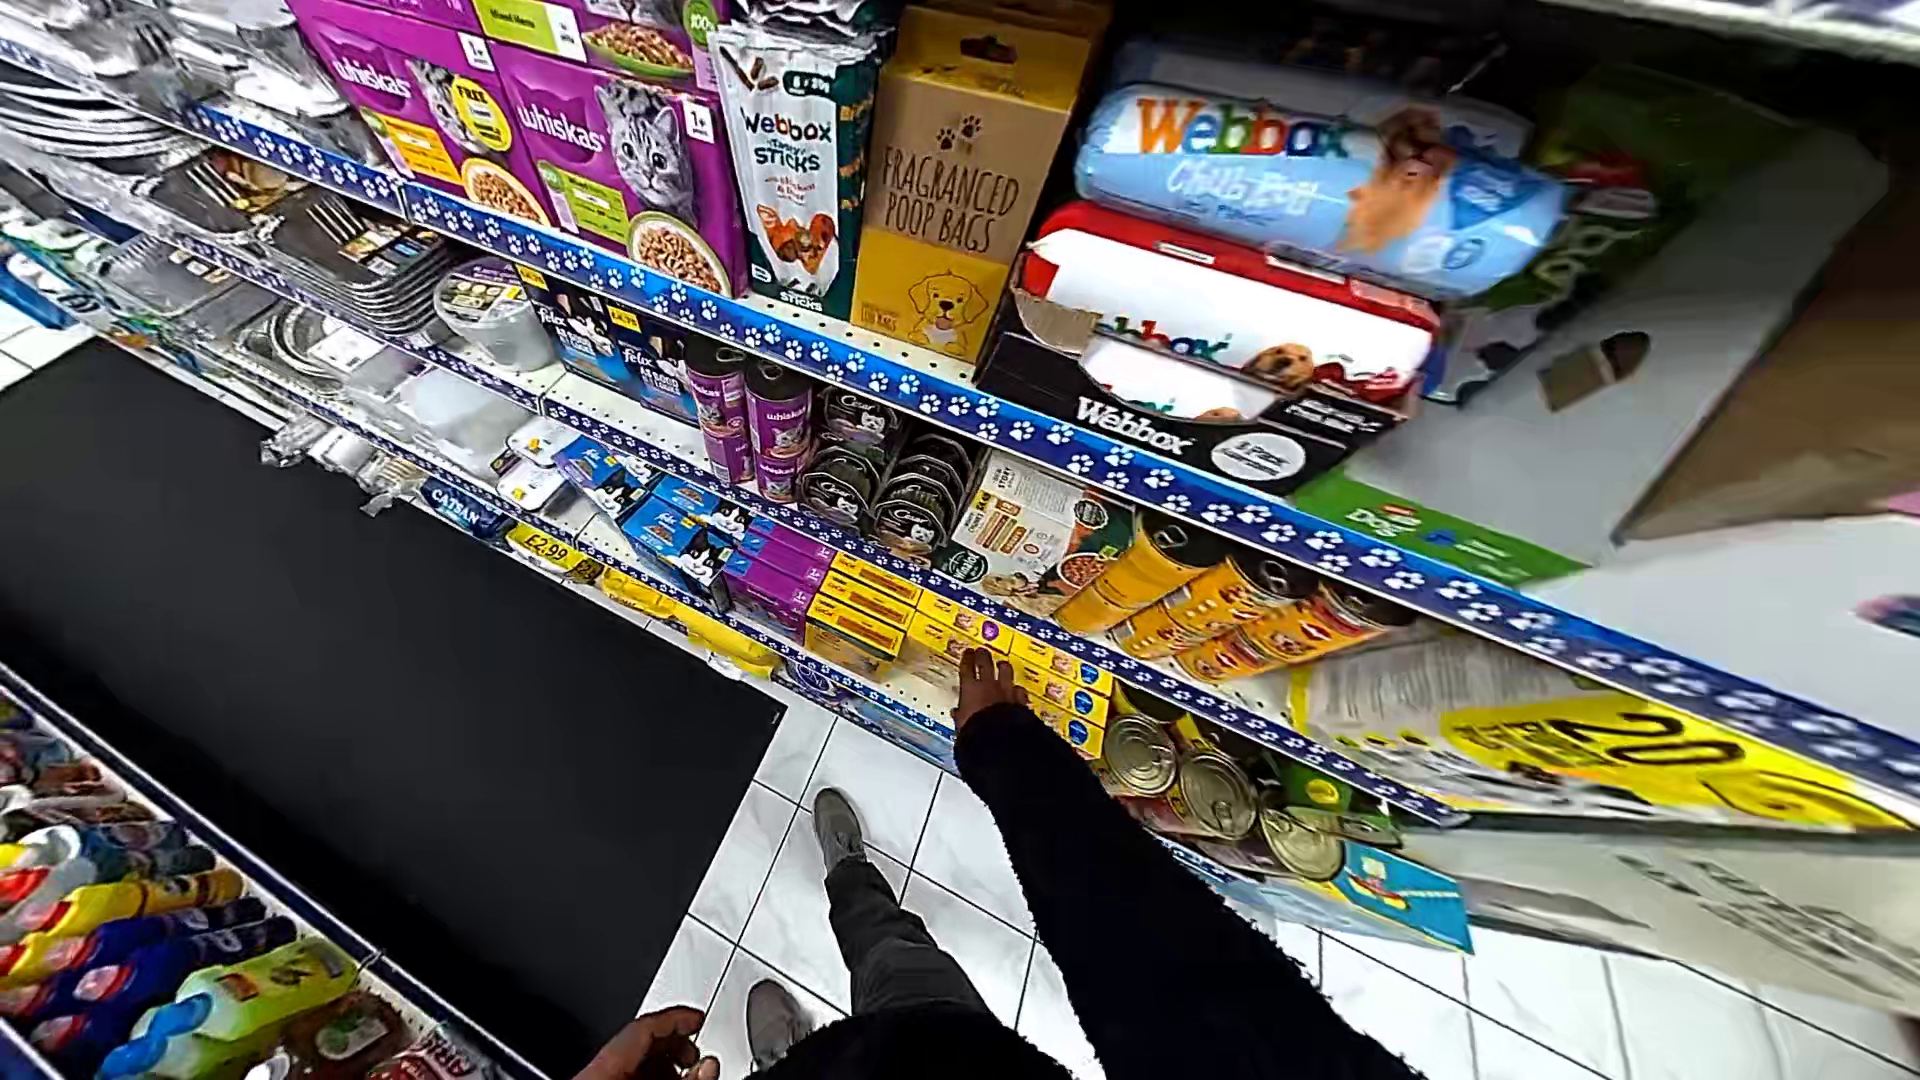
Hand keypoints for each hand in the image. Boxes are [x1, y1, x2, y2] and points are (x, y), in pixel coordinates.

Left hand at [574, 1006, 718, 1079]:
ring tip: (685, 1072)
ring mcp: (593, 1076)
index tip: (699, 1017)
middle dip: (673, 1041)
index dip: (678, 1016)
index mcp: (602, 1063)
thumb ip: (684, 1077)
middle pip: (639, 1038)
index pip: (645, 1023)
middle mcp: (593, 1068)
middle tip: (695, 1050)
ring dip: (663, 1060)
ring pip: (631, 1057)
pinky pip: (622, 1072)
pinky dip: (647, 1073)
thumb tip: (709, 1062)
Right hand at [952, 647, 1027, 730]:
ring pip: (1005, 670)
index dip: (967, 658)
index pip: (966, 668)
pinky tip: (1018, 689)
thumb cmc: (975, 733)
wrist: (998, 739)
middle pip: (985, 663)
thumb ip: (960, 716)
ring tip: (1002, 664)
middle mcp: (988, 686)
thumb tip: (957, 714)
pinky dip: (1017, 689)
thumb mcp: (961, 725)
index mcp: (970, 689)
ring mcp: (1006, 690)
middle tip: (982, 651)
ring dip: (1003, 666)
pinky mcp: (1020, 699)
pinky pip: (1019, 689)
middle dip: (983, 656)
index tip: (968, 653)